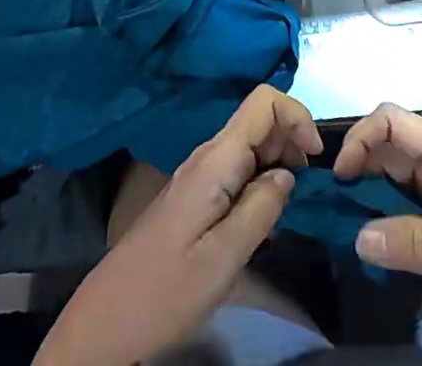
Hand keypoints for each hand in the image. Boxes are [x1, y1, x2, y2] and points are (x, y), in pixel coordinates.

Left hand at [35, 85, 322, 365]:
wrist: (107, 318)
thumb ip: (261, 210)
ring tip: (292, 206)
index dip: (296, 116)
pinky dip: (264, 181)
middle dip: (293, 142)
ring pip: (252, 145)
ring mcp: (201, 174)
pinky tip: (268, 217)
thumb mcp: (223, 258)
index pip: (263, 102)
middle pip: (261, 121)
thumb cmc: (165, 291)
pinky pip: (240, 169)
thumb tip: (288, 175)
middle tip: (309, 190)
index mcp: (215, 161)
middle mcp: (208, 156)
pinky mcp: (198, 194)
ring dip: (281, 163)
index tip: (314, 159)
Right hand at [335, 104, 421, 365]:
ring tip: (346, 225)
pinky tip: (378, 244)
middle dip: (359, 165)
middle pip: (393, 146)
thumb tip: (357, 234)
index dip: (361, 138)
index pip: (396, 121)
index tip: (341, 180)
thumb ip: (417, 245)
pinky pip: (413, 209)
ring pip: (400, 178)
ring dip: (371, 193)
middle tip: (334, 208)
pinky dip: (389, 218)